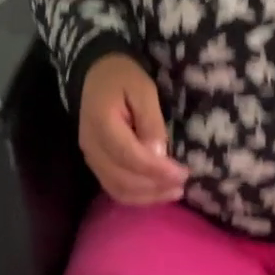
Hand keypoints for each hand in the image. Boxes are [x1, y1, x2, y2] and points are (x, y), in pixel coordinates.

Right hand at [79, 54, 187, 205]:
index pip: (130, 157)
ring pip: (120, 190)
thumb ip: (151, 122)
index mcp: (102, 125)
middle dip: (155, 187)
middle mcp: (93, 148)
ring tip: (173, 192)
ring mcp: (92, 161)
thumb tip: (159, 156)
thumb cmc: (122, 78)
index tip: (182, 174)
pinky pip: (116, 190)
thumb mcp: (143, 89)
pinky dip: (138, 197)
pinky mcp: (97, 168)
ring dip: (148, 197)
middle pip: (124, 180)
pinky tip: (156, 193)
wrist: (94, 77)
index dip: (157, 170)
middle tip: (182, 185)